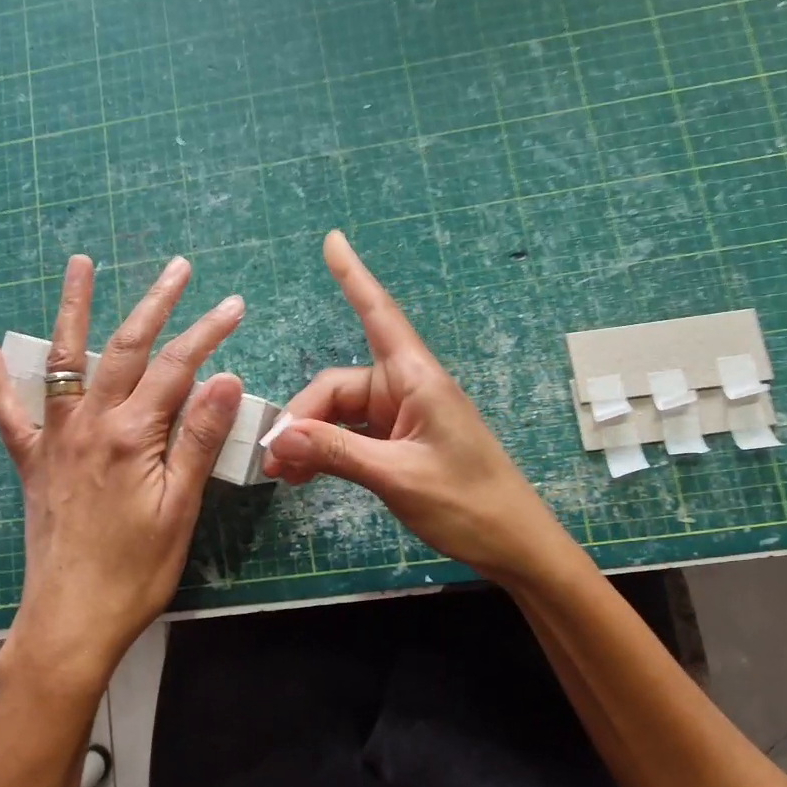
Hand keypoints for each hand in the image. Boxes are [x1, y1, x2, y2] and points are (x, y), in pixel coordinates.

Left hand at [0, 255, 243, 690]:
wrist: (70, 621)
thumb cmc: (136, 571)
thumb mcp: (181, 509)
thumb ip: (198, 438)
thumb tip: (227, 377)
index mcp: (131, 436)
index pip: (178, 368)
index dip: (208, 332)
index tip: (234, 304)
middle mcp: (89, 424)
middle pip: (126, 348)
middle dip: (155, 303)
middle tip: (179, 267)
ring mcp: (55, 440)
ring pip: (64, 360)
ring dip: (74, 309)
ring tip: (81, 265)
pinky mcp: (33, 462)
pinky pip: (10, 413)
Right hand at [261, 231, 577, 583]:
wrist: (515, 545)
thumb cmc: (469, 504)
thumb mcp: (397, 477)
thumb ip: (336, 452)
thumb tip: (279, 437)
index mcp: (417, 380)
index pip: (378, 315)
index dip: (353, 277)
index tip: (333, 240)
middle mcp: (407, 389)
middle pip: (338, 386)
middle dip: (302, 417)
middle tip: (272, 459)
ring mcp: (404, 417)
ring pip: (340, 413)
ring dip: (310, 439)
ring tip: (282, 474)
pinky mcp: (402, 443)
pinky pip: (352, 435)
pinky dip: (327, 451)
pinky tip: (304, 475)